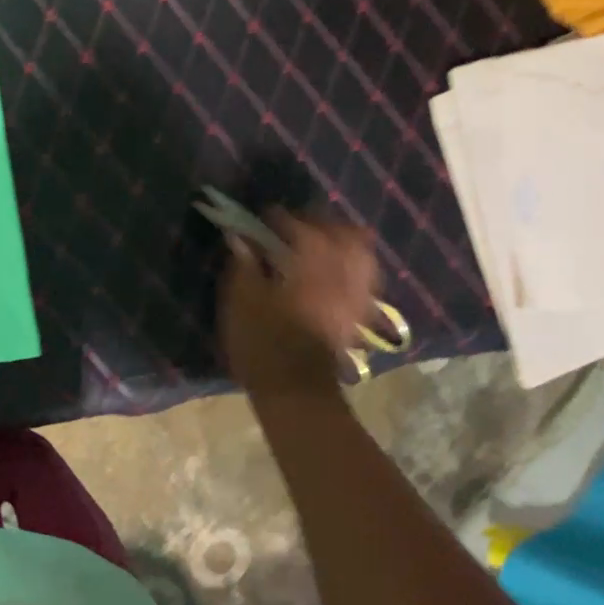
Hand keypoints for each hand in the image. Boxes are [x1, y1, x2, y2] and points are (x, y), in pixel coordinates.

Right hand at [220, 215, 378, 399]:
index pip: (303, 230)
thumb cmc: (261, 343)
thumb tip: (240, 237)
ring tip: (316, 242)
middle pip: (345, 235)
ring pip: (361, 255)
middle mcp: (341, 276)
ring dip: (340, 241)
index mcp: (309, 269)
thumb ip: (244, 264)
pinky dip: (349, 264)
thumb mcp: (240, 301)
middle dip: (321, 223)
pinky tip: (330, 270)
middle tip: (295, 224)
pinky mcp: (357, 313)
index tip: (264, 215)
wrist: (294, 389)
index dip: (282, 218)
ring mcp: (355, 295)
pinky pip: (363, 277)